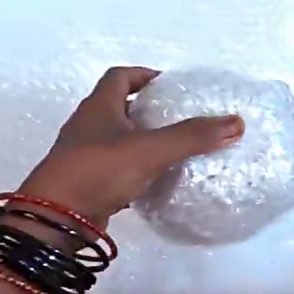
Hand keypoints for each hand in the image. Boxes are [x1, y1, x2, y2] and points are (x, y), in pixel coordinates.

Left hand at [19, 66, 243, 229]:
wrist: (57, 218)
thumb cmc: (98, 171)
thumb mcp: (149, 150)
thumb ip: (191, 137)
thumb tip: (236, 123)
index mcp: (98, 106)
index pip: (120, 77)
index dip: (144, 75)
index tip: (169, 85)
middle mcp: (88, 126)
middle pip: (119, 107)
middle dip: (147, 110)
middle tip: (178, 119)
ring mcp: (84, 156)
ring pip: (117, 141)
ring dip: (141, 142)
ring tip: (172, 150)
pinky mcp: (87, 184)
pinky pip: (115, 170)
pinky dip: (135, 171)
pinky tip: (155, 182)